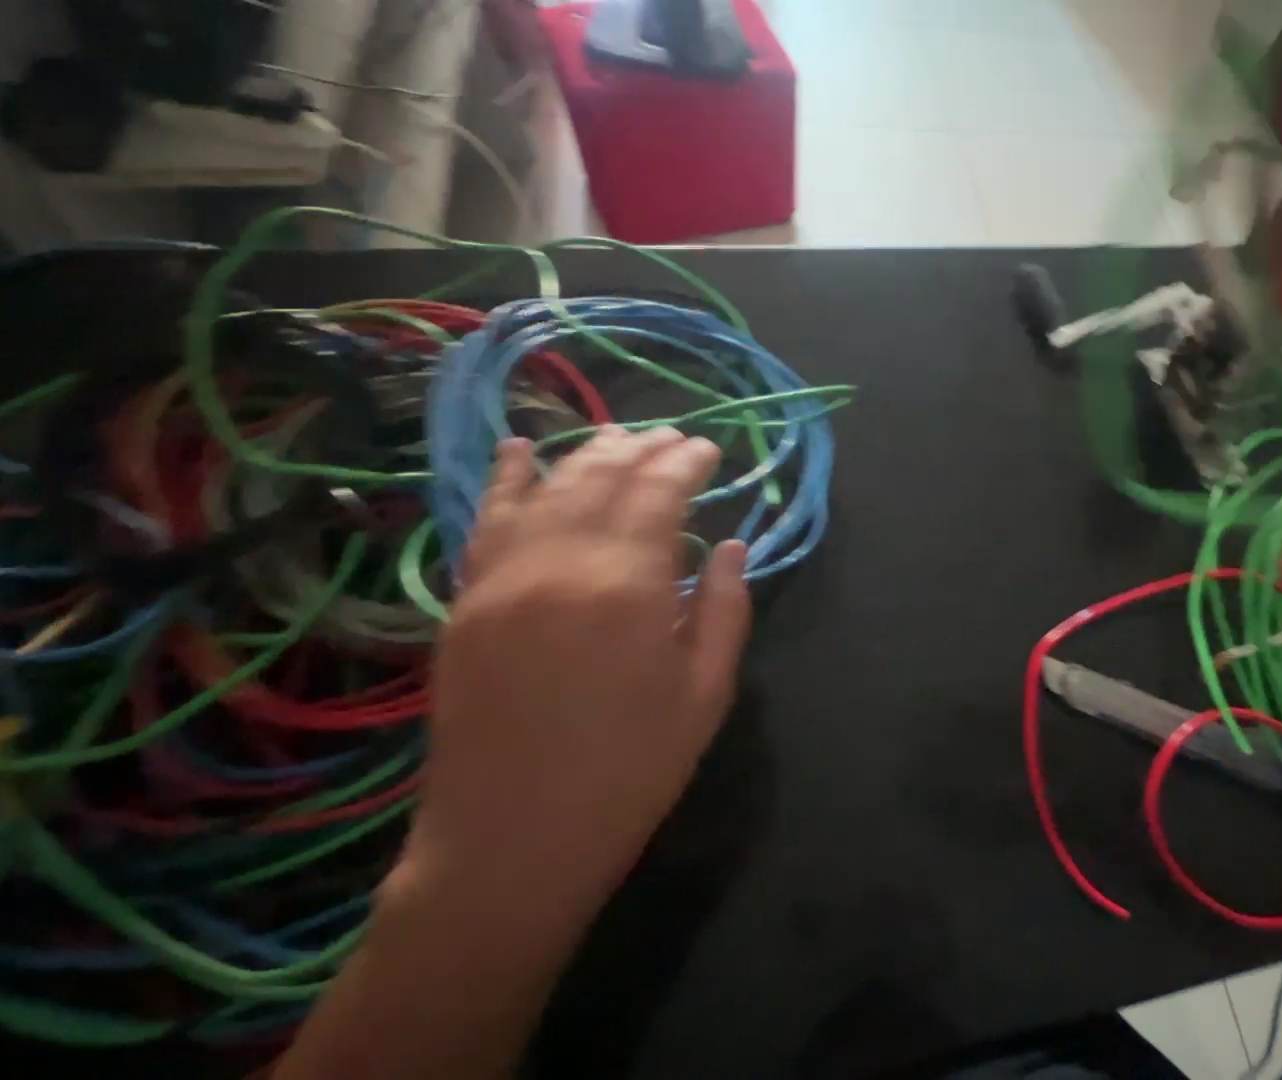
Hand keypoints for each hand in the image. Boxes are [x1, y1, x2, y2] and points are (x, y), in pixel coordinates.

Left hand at [404, 426, 751, 912]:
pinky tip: (521, 452)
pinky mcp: (466, 602)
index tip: (709, 449)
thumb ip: (723, 611)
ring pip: (545, 489)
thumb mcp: (705, 696)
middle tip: (672, 439)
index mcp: (627, 587)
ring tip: (617, 439)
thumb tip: (731, 546)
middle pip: (601, 478)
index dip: (686, 463)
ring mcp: (501, 578)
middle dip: (641, 449)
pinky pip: (486, 521)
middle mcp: (558, 564)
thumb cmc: (629, 774)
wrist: (512, 841)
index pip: (658, 493)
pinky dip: (506, 480)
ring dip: (585, 456)